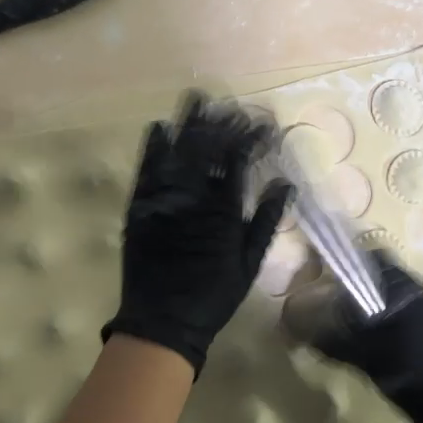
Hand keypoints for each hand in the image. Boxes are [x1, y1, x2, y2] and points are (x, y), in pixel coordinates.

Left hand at [102, 93, 291, 375]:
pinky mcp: (137, 207)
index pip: (239, 160)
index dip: (250, 137)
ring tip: (199, 100)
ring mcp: (161, 200)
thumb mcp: (249, 263)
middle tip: (231, 106)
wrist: (162, 321)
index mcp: (223, 211)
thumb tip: (284, 183)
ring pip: (176, 151)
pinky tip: (160, 126)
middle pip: (207, 147)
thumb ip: (265, 220)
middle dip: (221, 123)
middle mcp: (191, 197)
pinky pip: (145, 169)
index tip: (262, 124)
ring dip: (189, 125)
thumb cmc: (213, 296)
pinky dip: (153, 147)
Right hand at [311, 257, 422, 422]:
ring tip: (361, 324)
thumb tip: (306, 334)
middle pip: (390, 279)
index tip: (338, 279)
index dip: (356, 265)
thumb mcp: (365, 359)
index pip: (379, 261)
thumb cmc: (408, 374)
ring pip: (402, 297)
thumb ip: (335, 342)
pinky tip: (383, 338)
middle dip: (366, 289)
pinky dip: (397, 318)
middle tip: (344, 305)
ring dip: (382, 305)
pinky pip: (415, 312)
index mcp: (409, 291)